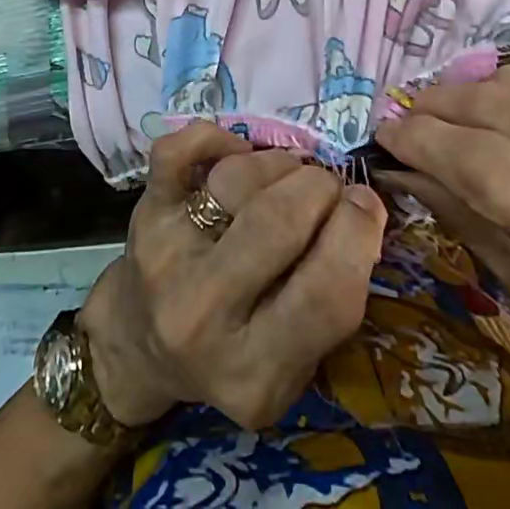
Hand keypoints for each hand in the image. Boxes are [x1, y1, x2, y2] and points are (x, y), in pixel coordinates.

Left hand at [77, 122, 386, 428]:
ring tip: (291, 172)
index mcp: (254, 372)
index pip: (326, 294)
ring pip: (235, 181)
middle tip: (330, 186)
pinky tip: (239, 150)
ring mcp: (165, 256)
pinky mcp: (142, 214)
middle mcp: (202, 312)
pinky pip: (175, 153)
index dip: (359, 236)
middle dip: (321, 190)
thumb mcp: (289, 368)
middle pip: (279, 222)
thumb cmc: (229, 356)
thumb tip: (361, 213)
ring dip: (279, 164)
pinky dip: (213, 137)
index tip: (368, 205)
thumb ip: (328, 307)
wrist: (142, 345)